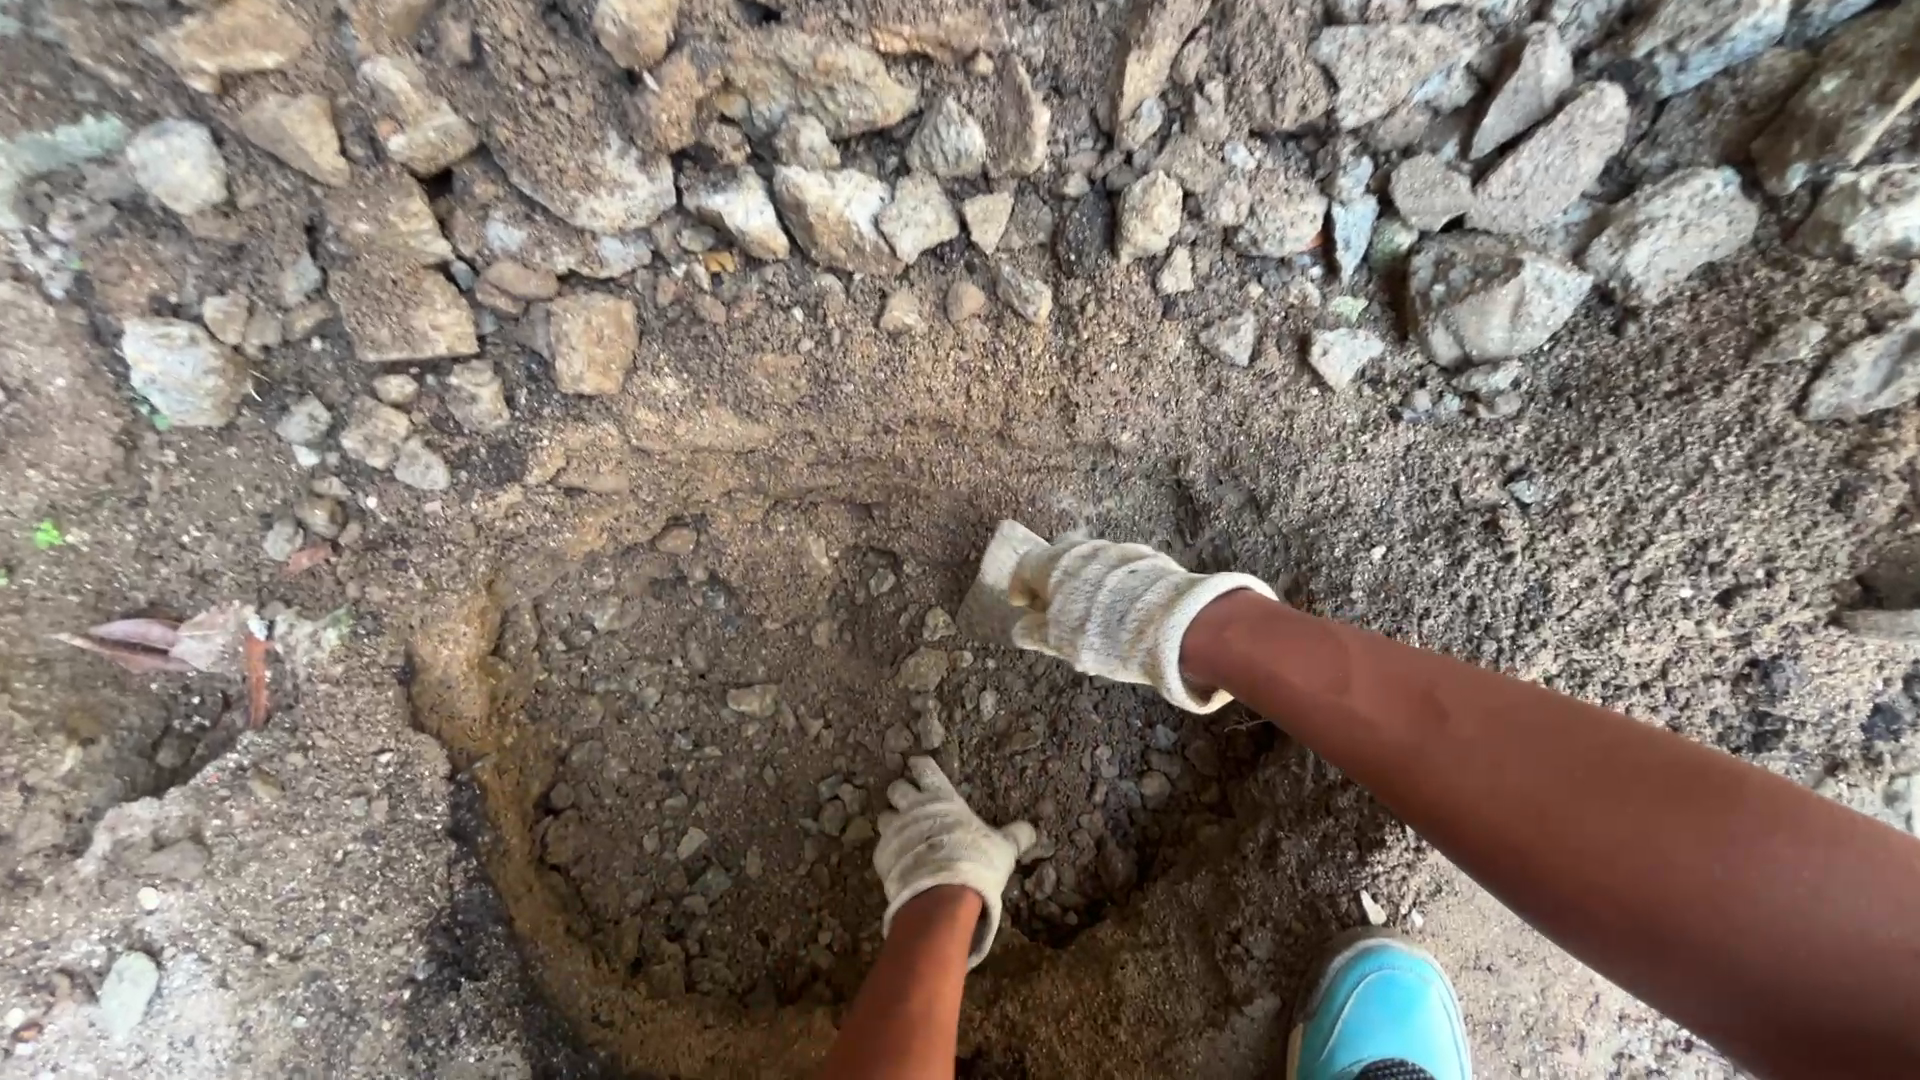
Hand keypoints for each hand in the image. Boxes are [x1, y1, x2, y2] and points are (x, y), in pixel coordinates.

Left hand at [874, 757, 1035, 969]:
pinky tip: (901, 864)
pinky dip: (890, 853)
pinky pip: (882, 848)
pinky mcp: (883, 856)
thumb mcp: (1002, 848)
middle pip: (897, 789)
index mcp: (942, 798)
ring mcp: (896, 831)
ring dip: (892, 824)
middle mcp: (914, 808)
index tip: (919, 767)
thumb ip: (1013, 837)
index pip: (925, 769)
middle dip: (901, 795)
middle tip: (911, 806)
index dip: (921, 767)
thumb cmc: (976, 860)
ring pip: (885, 817)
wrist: (944, 894)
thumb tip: (1031, 831)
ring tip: (903, 837)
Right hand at [1007, 535, 1277, 712]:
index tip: (1022, 605)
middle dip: (1053, 582)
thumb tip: (1020, 629)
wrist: (1176, 624)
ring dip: (1082, 583)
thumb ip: (1036, 633)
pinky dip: (1109, 586)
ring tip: (1088, 613)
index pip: (1026, 566)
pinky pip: (1117, 570)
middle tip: (1055, 609)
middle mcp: (1084, 550)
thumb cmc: (1105, 634)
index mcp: (1056, 565)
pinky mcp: (1148, 561)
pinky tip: (1119, 611)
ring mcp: (1118, 552)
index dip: (1020, 587)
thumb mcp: (1061, 642)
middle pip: (1059, 559)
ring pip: (1090, 563)